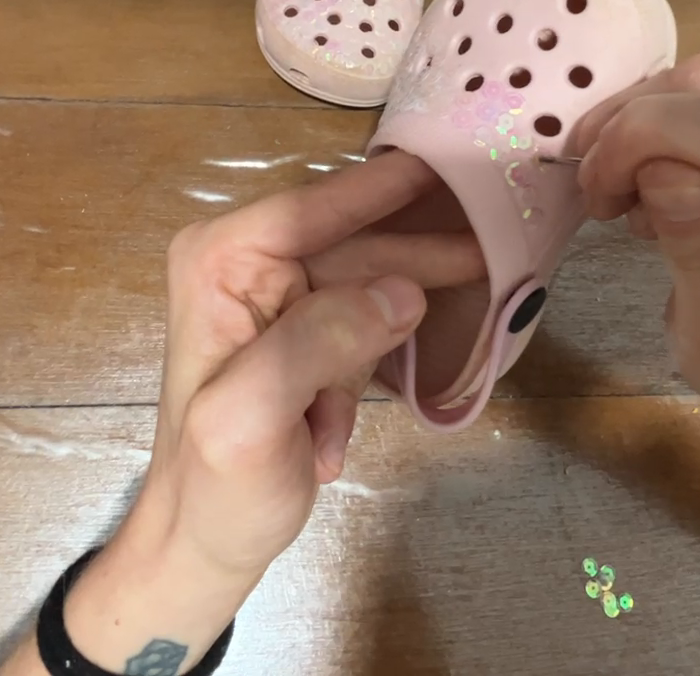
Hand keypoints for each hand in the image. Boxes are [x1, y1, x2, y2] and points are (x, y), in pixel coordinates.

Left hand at [55, 152, 482, 672]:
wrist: (206, 539)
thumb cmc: (216, 486)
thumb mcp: (252, 418)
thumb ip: (318, 343)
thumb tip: (404, 292)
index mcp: (220, 262)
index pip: (310, 209)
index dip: (380, 185)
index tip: (443, 160)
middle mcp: (247, 263)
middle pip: (349, 240)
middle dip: (418, 244)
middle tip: (494, 230)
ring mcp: (277, 294)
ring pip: (366, 274)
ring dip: (411, 299)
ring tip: (487, 272)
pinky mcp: (305, 327)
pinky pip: (364, 313)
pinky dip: (388, 343)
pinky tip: (404, 366)